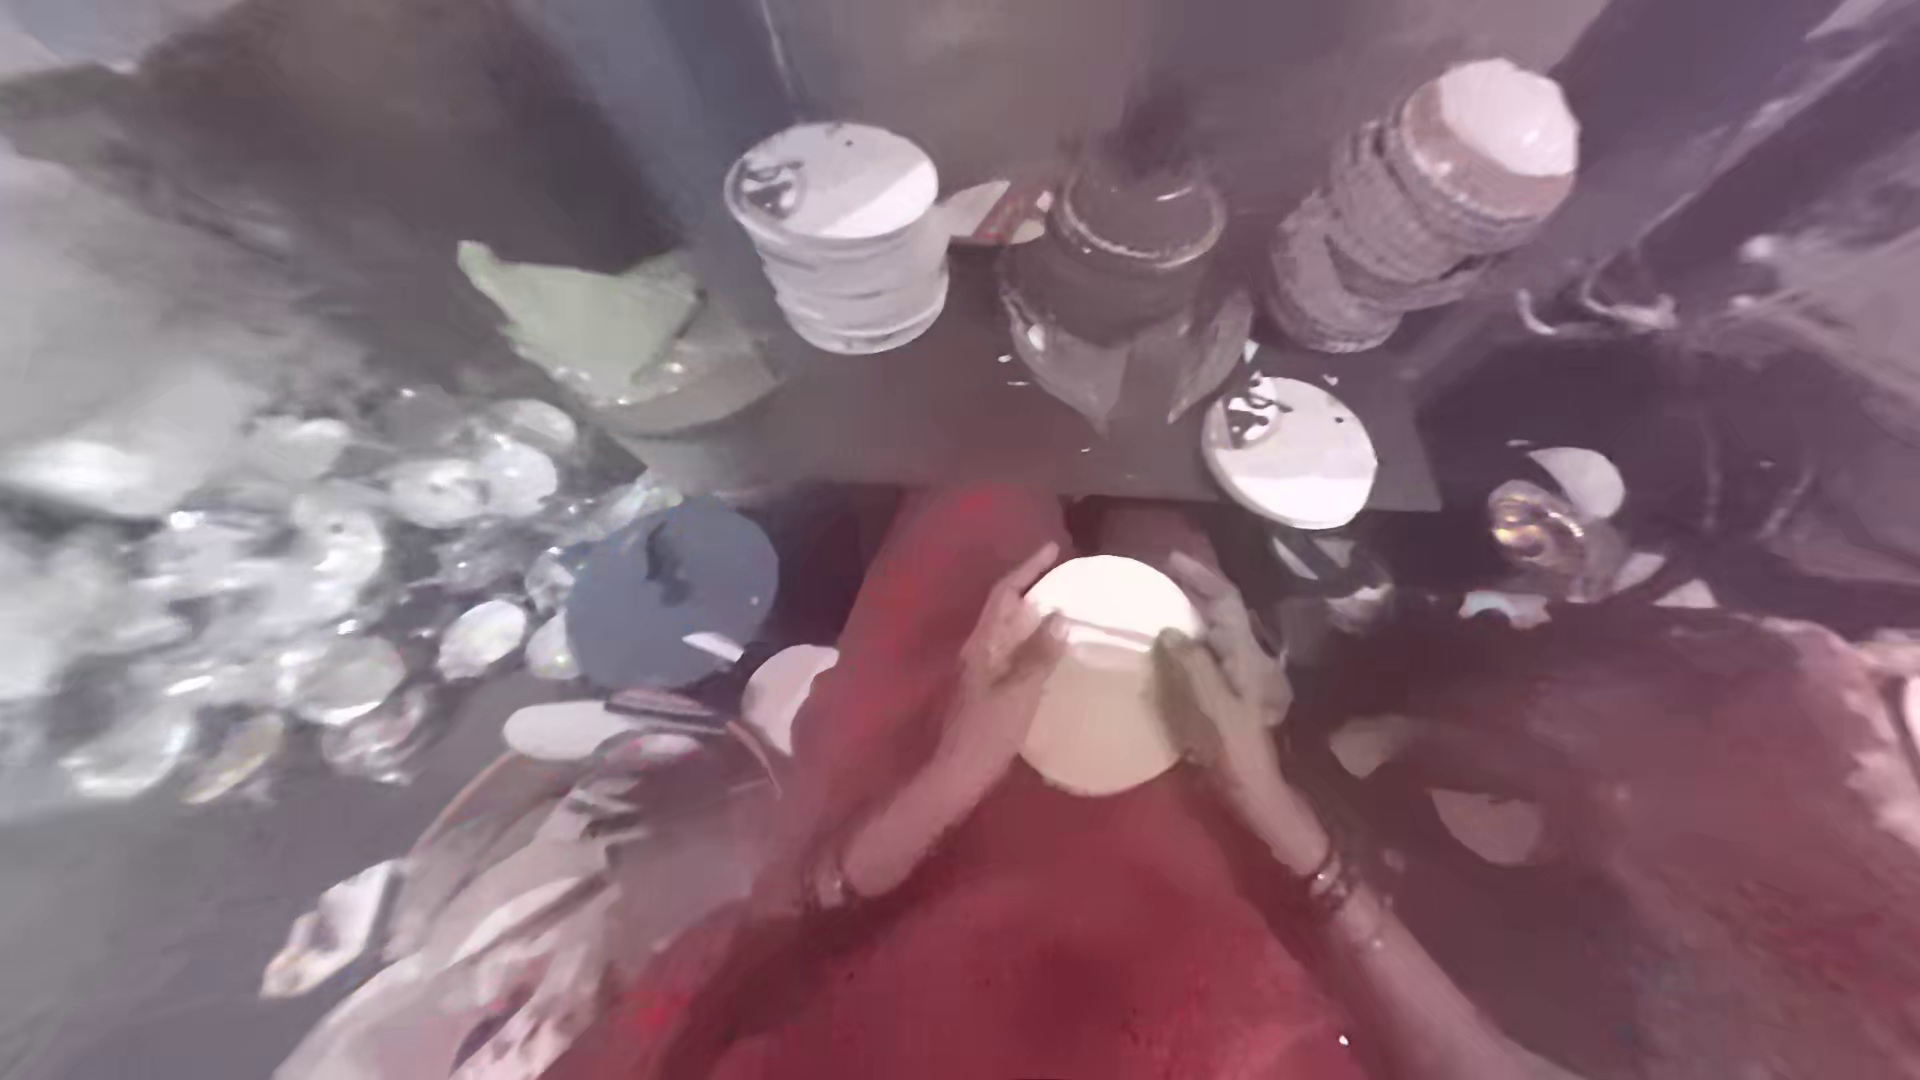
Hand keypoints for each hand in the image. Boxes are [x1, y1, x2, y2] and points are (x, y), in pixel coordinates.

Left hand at [936, 542, 1069, 783]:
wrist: (955, 774)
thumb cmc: (986, 734)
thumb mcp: (1018, 694)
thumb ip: (1037, 655)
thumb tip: (1058, 616)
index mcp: (981, 644)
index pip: (1005, 594)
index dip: (1027, 569)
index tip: (1053, 549)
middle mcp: (976, 649)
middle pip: (1003, 607)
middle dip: (1030, 586)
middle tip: (1063, 577)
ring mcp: (978, 668)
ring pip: (1006, 629)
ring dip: (1030, 612)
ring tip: (1061, 605)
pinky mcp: (985, 686)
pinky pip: (1010, 650)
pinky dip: (1030, 640)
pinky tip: (1048, 649)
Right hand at [1156, 554, 1326, 870]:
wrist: (1254, 788)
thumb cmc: (1234, 747)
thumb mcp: (1211, 704)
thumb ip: (1191, 663)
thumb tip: (1169, 631)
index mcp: (1244, 653)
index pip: (1225, 600)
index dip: (1201, 576)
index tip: (1170, 560)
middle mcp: (1243, 655)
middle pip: (1220, 609)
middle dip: (1192, 588)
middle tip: (1157, 578)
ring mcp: (1235, 671)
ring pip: (1211, 628)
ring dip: (1187, 609)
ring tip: (1156, 601)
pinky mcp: (1223, 687)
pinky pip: (1202, 649)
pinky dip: (1183, 635)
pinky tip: (1163, 642)